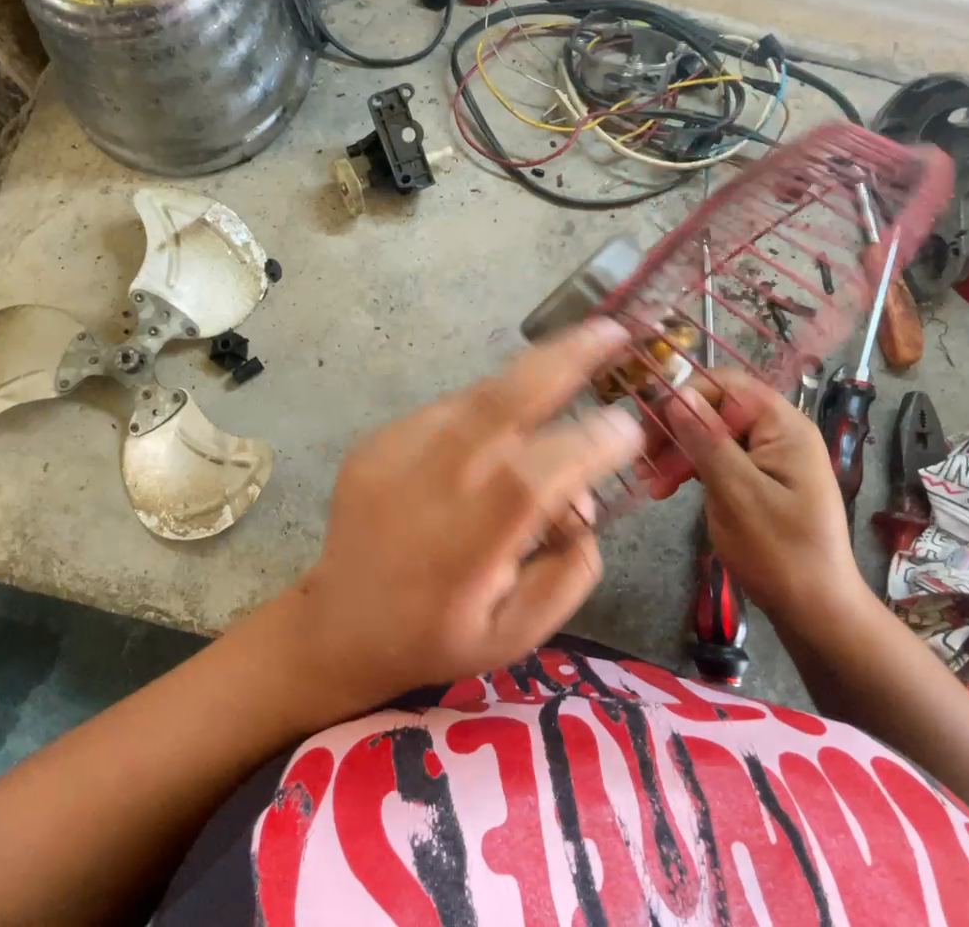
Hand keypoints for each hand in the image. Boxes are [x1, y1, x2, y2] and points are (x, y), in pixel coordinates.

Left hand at [284, 318, 643, 709]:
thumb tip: (586, 498)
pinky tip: (492, 441)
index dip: (584, 445)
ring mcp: (390, 457)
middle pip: (497, 406)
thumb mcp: (519, 635)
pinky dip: (484, 414)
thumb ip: (570, 570)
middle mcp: (422, 490)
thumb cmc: (439, 636)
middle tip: (612, 332)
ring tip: (563, 384)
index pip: (531, 480)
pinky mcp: (373, 442)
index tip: (630, 425)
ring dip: (527, 386)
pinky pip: (446, 412)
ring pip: (475, 400)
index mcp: (462, 551)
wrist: (339, 623)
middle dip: (562, 360)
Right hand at [644, 370, 867, 624]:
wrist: (816, 610)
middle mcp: (780, 433)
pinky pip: (719, 459)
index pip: (727, 385)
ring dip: (678, 451)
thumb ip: (707, 441)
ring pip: (713, 435)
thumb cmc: (779, 551)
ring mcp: (771, 458)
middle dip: (676, 429)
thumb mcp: (737, 494)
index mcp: (784, 427)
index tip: (649, 426)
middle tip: (642, 463)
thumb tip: (677, 396)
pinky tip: (668, 488)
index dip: (685, 396)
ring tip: (650, 482)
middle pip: (717, 409)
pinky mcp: (760, 480)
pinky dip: (691, 469)